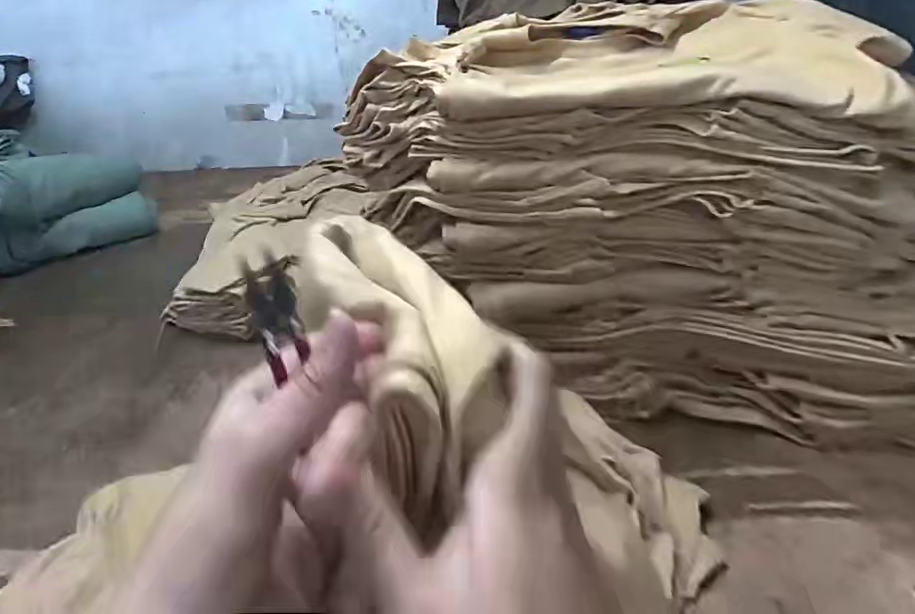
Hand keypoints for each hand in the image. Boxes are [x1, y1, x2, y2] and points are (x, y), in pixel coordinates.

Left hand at [111, 311, 382, 613]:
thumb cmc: (210, 527)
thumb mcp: (256, 450)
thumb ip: (307, 391)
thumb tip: (345, 314)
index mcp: (260, 404)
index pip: (312, 358)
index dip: (346, 346)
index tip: (388, 340)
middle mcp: (289, 437)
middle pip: (343, 411)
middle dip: (339, 441)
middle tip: (317, 482)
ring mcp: (312, 487)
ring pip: (355, 459)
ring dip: (340, 482)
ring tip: (313, 512)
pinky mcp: (333, 537)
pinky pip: (364, 509)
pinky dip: (354, 520)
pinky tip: (336, 532)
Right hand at [332, 344, 620, 613]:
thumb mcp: (409, 592)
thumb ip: (369, 515)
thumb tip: (331, 439)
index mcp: (520, 481)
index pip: (533, 380)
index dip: (500, 342)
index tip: (450, 328)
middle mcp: (559, 496)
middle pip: (529, 413)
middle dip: (478, 386)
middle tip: (418, 374)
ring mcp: (579, 535)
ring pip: (534, 456)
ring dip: (489, 433)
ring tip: (430, 428)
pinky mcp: (583, 570)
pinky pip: (542, 497)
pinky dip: (504, 477)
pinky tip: (464, 504)